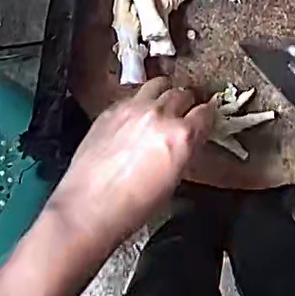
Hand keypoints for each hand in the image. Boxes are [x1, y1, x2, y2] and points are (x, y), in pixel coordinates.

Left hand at [48, 78, 216, 250]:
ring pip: (159, 84)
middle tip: (185, 112)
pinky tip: (137, 117)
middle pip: (183, 93)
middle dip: (187, 102)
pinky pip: (133, 96)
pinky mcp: (111, 111)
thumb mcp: (175, 179)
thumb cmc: (131, 206)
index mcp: (182, 135)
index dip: (207, 116)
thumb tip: (191, 137)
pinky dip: (140, 102)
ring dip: (165, 93)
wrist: (87, 211)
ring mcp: (134, 110)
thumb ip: (187, 149)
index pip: (206, 111)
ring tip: (163, 104)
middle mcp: (160, 115)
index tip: (204, 119)